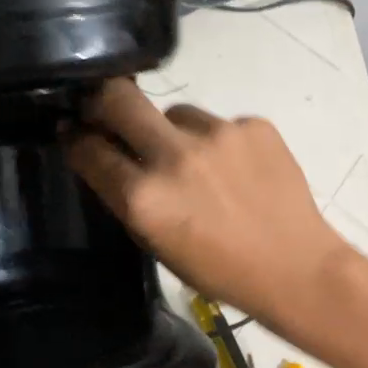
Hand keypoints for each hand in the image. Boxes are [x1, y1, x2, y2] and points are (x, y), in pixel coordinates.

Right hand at [62, 78, 353, 330]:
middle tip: (104, 111)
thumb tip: (106, 161)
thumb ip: (127, 198)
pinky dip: (215, 143)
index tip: (71, 131)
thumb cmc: (217, 269)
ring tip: (194, 163)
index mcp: (143, 198)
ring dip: (170, 132)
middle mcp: (174, 157)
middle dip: (101, 101)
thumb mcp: (155, 243)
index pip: (89, 149)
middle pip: (118, 98)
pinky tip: (231, 170)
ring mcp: (217, 134)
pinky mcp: (253, 124)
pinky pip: (217, 123)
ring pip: (173, 113)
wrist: (295, 267)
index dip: (73, 138)